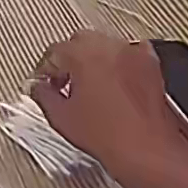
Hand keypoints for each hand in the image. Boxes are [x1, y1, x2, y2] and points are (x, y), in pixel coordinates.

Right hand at [30, 32, 187, 187]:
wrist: (142, 145)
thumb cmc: (107, 134)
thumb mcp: (60, 117)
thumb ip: (43, 95)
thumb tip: (38, 88)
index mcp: (84, 56)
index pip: (54, 52)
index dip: (44, 70)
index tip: (42, 83)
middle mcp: (110, 48)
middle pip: (79, 42)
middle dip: (67, 60)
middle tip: (60, 83)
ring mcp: (133, 53)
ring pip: (103, 44)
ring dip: (90, 60)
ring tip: (84, 87)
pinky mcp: (149, 63)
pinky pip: (127, 53)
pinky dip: (116, 63)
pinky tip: (110, 84)